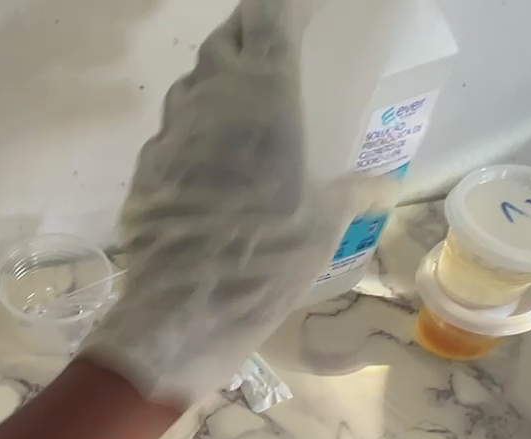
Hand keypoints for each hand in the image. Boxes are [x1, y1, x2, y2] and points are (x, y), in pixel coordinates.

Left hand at [83, 0, 352, 405]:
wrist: (182, 316)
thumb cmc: (262, 263)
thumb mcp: (321, 227)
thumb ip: (352, 193)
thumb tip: (386, 186)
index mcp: (261, 93)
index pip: (266, 14)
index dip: (280, 9)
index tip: (298, 17)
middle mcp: (207, 101)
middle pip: (222, 43)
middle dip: (245, 39)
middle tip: (268, 55)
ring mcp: (167, 138)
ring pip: (189, 88)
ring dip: (212, 86)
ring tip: (238, 109)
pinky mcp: (143, 176)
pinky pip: (168, 137)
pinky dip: (188, 136)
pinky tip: (203, 165)